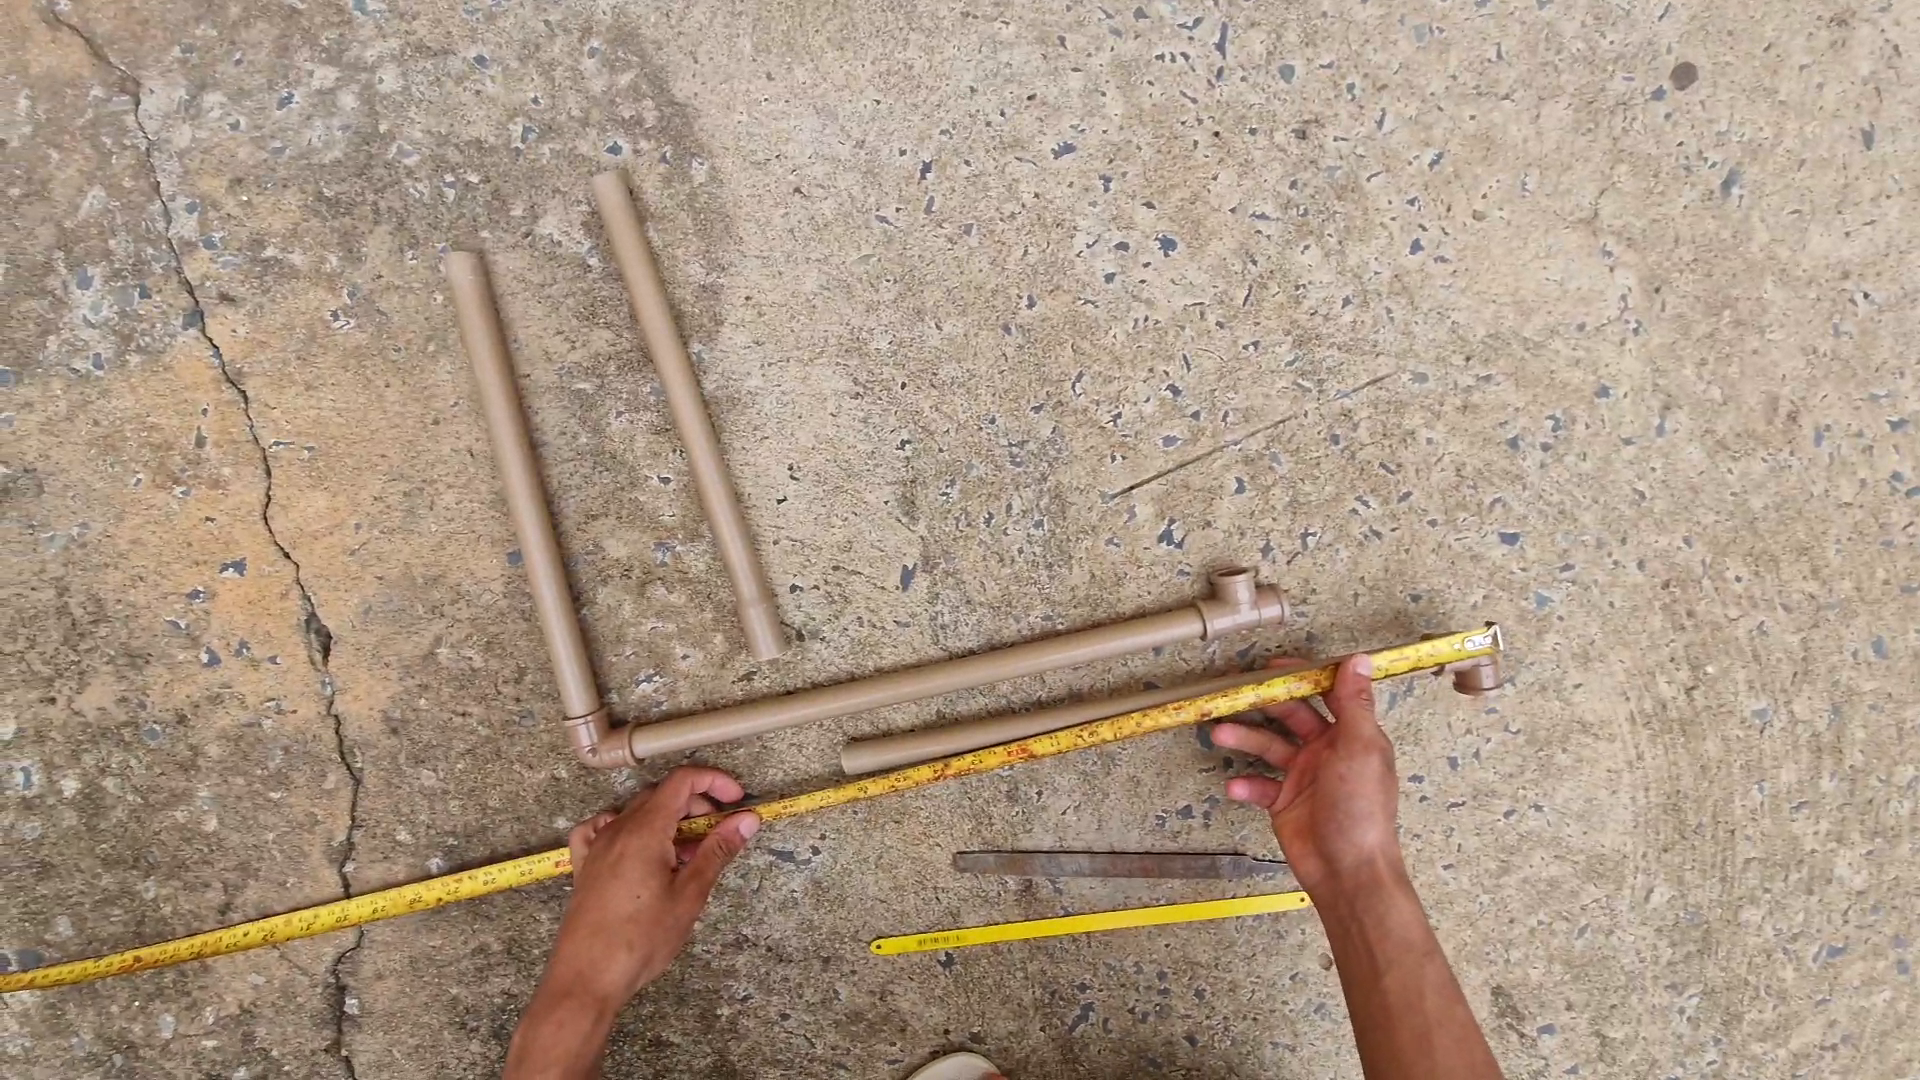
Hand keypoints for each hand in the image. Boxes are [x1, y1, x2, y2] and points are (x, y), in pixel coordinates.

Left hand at [546, 767, 760, 1005]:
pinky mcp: (585, 866)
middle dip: (699, 804)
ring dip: (671, 818)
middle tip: (721, 832)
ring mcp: (597, 846)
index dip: (716, 782)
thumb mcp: (689, 895)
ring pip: (640, 810)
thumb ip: (718, 849)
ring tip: (690, 852)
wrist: (584, 984)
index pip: (684, 780)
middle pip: (664, 793)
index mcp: (645, 829)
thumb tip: (748, 818)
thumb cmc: (640, 941)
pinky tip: (639, 845)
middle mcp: (618, 828)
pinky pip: (604, 827)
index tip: (738, 800)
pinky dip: (629, 825)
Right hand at [1212, 653, 1404, 897]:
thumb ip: (1354, 704)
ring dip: (1242, 738)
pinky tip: (1235, 787)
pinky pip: (1258, 784)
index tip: (1274, 666)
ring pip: (1267, 746)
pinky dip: (1244, 784)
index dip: (1302, 677)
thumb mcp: (1359, 749)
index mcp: (1351, 736)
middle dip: (1262, 705)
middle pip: (1289, 717)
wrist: (1347, 871)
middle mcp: (1326, 752)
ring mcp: (1303, 776)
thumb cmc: (1360, 810)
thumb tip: (1359, 660)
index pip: (1326, 695)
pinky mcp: (1283, 801)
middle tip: (1233, 693)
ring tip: (1218, 734)